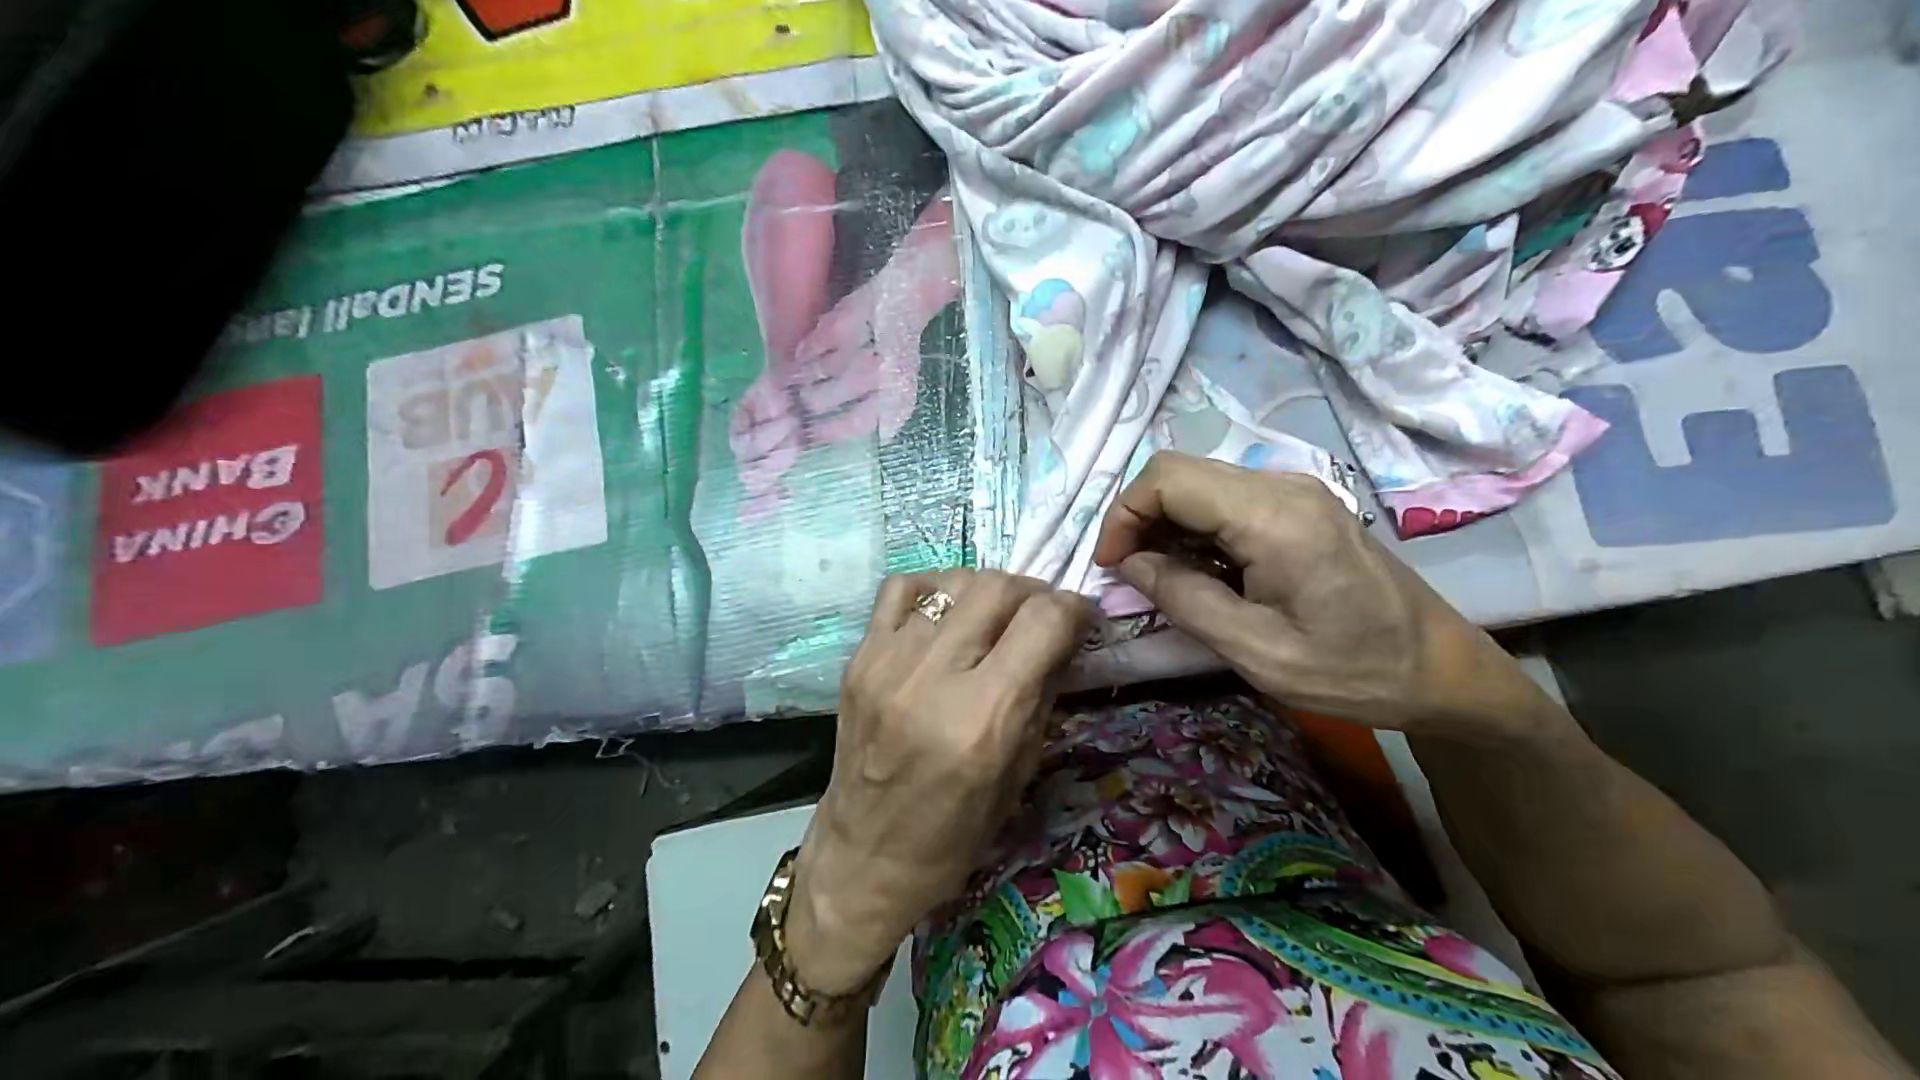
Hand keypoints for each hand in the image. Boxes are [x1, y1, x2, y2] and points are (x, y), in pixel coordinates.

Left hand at [786, 569, 1091, 991]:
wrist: (866, 853)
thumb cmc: (955, 832)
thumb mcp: (1020, 770)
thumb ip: (1044, 693)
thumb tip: (1064, 634)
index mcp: (984, 720)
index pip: (1044, 620)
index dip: (1075, 609)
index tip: (1081, 618)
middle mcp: (934, 679)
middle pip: (999, 587)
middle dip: (1034, 593)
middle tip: (1042, 616)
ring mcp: (888, 662)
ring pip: (954, 580)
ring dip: (989, 591)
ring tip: (996, 616)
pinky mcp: (859, 657)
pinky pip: (902, 588)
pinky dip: (935, 589)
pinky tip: (946, 614)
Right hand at [1092, 452, 1553, 740]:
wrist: (1442, 669)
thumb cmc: (1353, 670)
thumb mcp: (1256, 651)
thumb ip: (1183, 599)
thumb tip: (1128, 563)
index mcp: (1274, 517)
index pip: (1168, 478)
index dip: (1123, 514)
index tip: (1110, 565)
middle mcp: (1282, 486)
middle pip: (1178, 470)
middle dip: (1138, 516)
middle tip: (1128, 572)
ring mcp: (1294, 490)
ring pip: (1198, 481)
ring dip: (1164, 521)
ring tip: (1158, 576)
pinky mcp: (1298, 504)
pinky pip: (1224, 498)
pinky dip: (1192, 525)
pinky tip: (1196, 568)